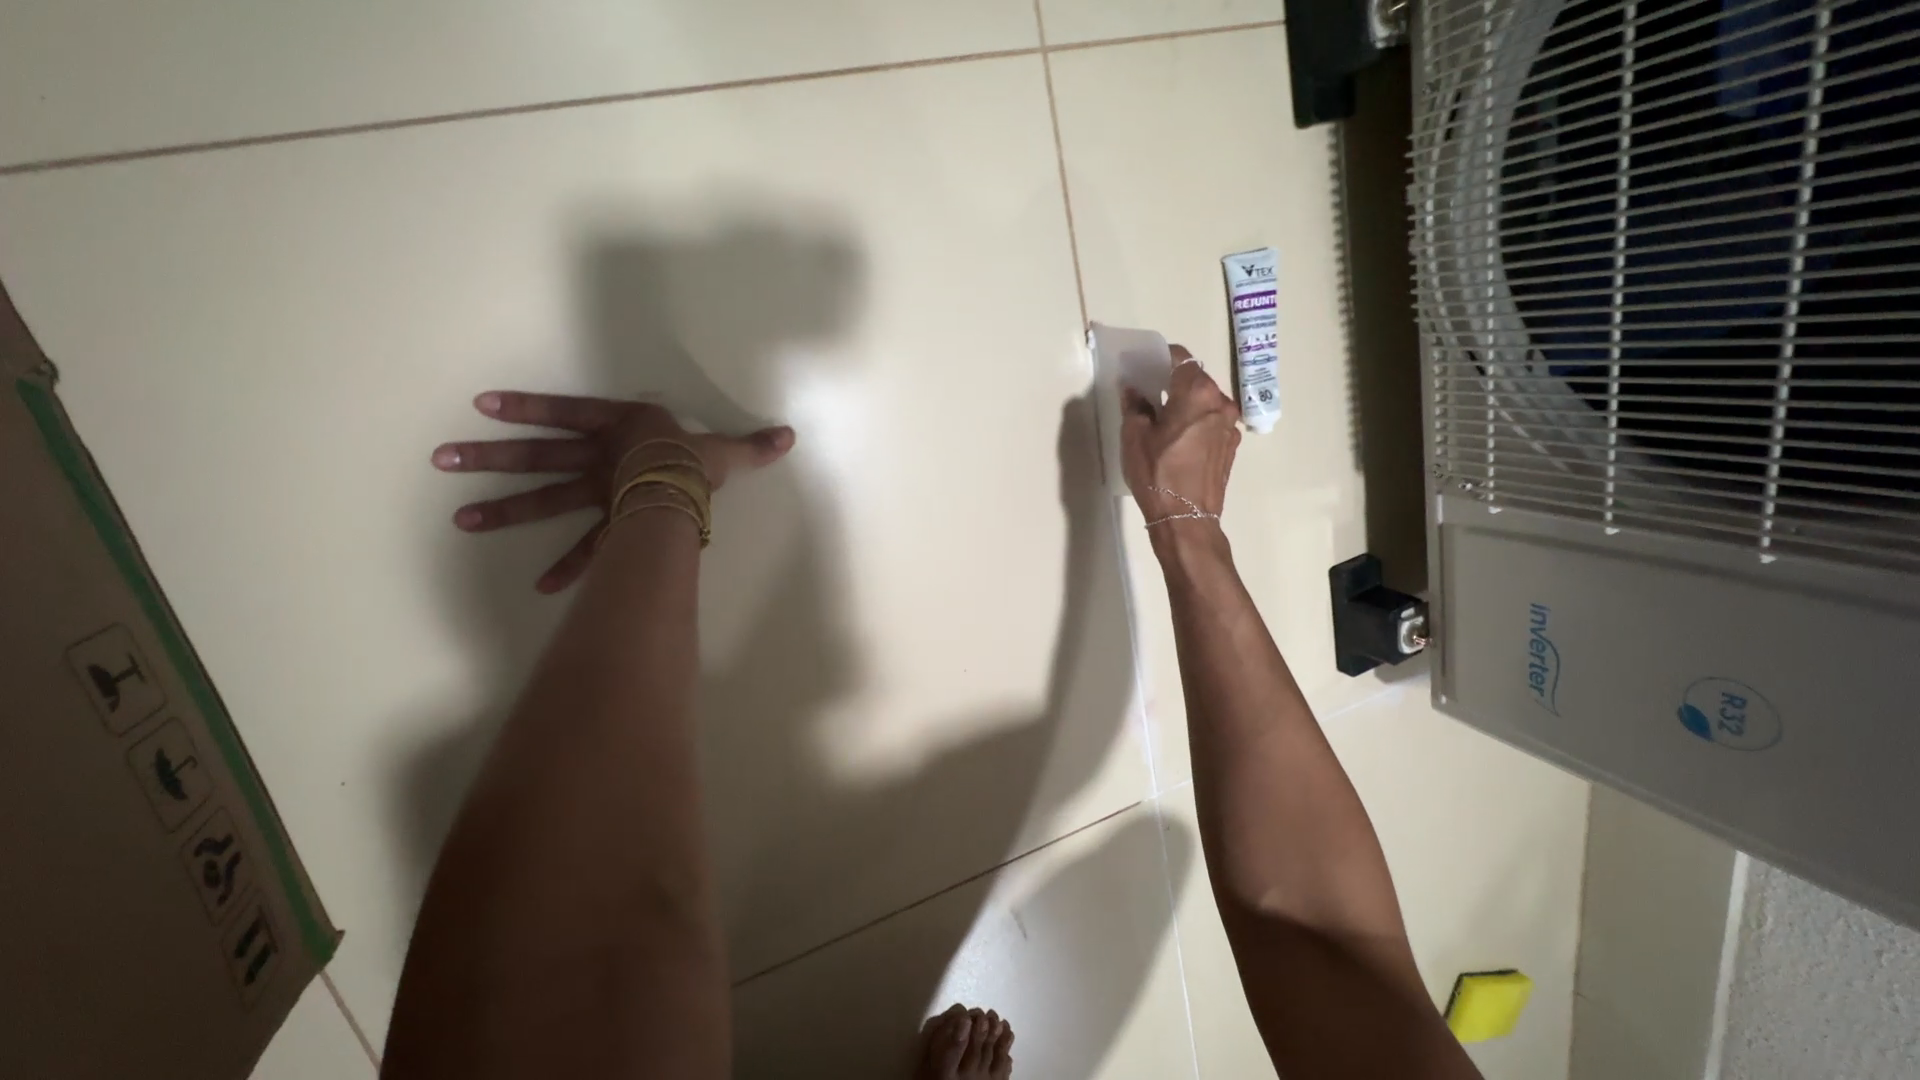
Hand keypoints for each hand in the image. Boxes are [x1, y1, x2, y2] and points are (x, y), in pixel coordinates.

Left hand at [432, 391, 795, 591]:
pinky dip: (567, 567)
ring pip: (545, 499)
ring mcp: (599, 494)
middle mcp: (598, 459)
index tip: (480, 406)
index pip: (566, 413)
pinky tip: (539, 586)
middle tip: (441, 459)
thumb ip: (750, 445)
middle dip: (491, 458)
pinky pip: (585, 547)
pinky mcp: (612, 525)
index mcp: (620, 430)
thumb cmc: (699, 462)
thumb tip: (788, 436)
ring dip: (504, 508)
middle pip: (538, 458)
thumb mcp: (725, 448)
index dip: (526, 408)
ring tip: (459, 518)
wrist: (691, 489)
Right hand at [1120, 347, 1239, 550]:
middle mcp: (1221, 403)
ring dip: (1186, 403)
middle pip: (1196, 380)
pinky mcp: (1230, 447)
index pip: (1181, 359)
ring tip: (1163, 418)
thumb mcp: (1135, 436)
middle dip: (1173, 381)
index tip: (1146, 364)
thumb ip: (1135, 404)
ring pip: (1206, 402)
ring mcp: (1230, 427)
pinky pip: (1211, 423)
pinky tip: (1178, 439)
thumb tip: (1133, 387)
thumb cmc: (1156, 473)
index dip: (1162, 357)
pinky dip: (1196, 422)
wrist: (1185, 518)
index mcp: (1197, 393)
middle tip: (1149, 391)